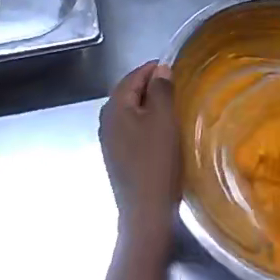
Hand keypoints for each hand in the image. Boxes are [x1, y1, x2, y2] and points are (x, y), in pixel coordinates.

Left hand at [99, 61, 181, 246]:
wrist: (145, 213)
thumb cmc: (156, 162)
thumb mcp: (163, 121)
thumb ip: (161, 90)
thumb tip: (159, 69)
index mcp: (114, 105)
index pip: (132, 77)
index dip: (152, 69)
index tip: (171, 66)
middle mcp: (106, 118)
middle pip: (128, 92)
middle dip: (149, 86)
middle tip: (173, 85)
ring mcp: (109, 139)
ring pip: (129, 112)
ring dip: (147, 105)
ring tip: (170, 106)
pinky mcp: (116, 156)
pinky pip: (130, 129)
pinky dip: (144, 123)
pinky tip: (159, 132)